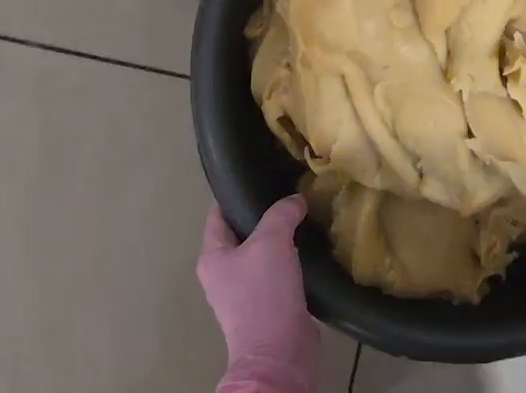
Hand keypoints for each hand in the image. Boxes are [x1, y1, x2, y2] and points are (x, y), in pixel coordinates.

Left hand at [198, 199, 318, 392]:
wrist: (279, 351)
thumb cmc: (263, 293)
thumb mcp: (271, 241)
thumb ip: (282, 213)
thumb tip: (296, 200)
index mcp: (212, 257)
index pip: (218, 213)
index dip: (238, 192)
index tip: (265, 174)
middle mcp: (224, 271)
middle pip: (244, 229)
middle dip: (267, 211)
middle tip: (294, 191)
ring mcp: (246, 288)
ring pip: (265, 249)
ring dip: (284, 234)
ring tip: (307, 213)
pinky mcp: (270, 301)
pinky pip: (280, 268)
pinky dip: (294, 255)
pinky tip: (313, 242)